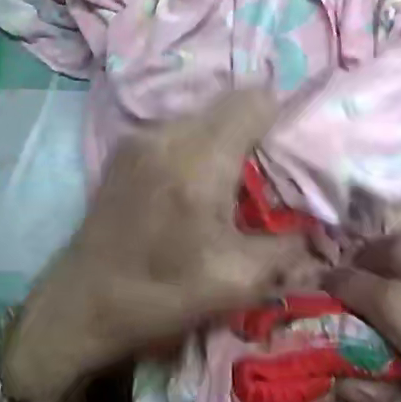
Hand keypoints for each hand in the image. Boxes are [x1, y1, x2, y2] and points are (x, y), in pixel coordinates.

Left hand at [1, 90, 320, 401]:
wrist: (83, 300)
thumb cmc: (162, 294)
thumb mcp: (239, 282)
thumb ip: (288, 245)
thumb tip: (317, 224)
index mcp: (198, 161)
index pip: (253, 101)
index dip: (281, 117)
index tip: (294, 149)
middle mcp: (167, 134)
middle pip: (227, 103)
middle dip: (256, 128)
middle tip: (269, 170)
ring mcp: (140, 135)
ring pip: (201, 114)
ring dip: (224, 136)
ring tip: (233, 181)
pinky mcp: (124, 146)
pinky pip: (175, 128)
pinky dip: (196, 144)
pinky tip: (195, 183)